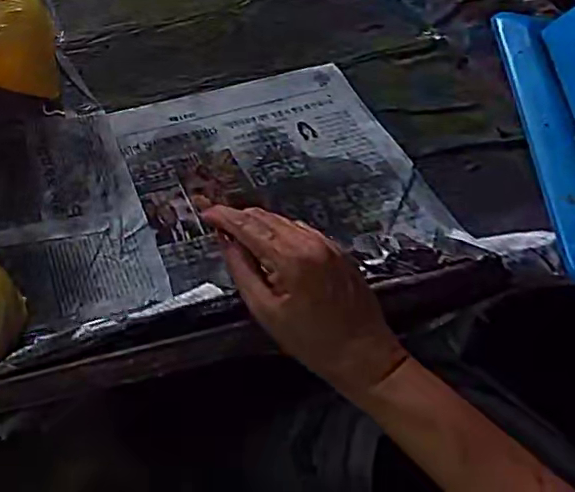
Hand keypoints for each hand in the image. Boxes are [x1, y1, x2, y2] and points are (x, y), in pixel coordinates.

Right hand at [201, 206, 407, 399]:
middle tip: (220, 227)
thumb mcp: (264, 309)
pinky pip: (298, 229)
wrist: (368, 360)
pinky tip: (273, 247)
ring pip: (280, 219)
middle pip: (262, 216)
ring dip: (257, 224)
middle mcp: (309, 242)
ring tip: (243, 238)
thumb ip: (240, 268)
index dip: (221, 216)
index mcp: (289, 257)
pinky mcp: (337, 250)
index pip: (245, 224)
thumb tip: (225, 240)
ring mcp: (326, 244)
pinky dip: (279, 231)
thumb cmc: (313, 342)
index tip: (205, 214)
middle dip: (237, 218)